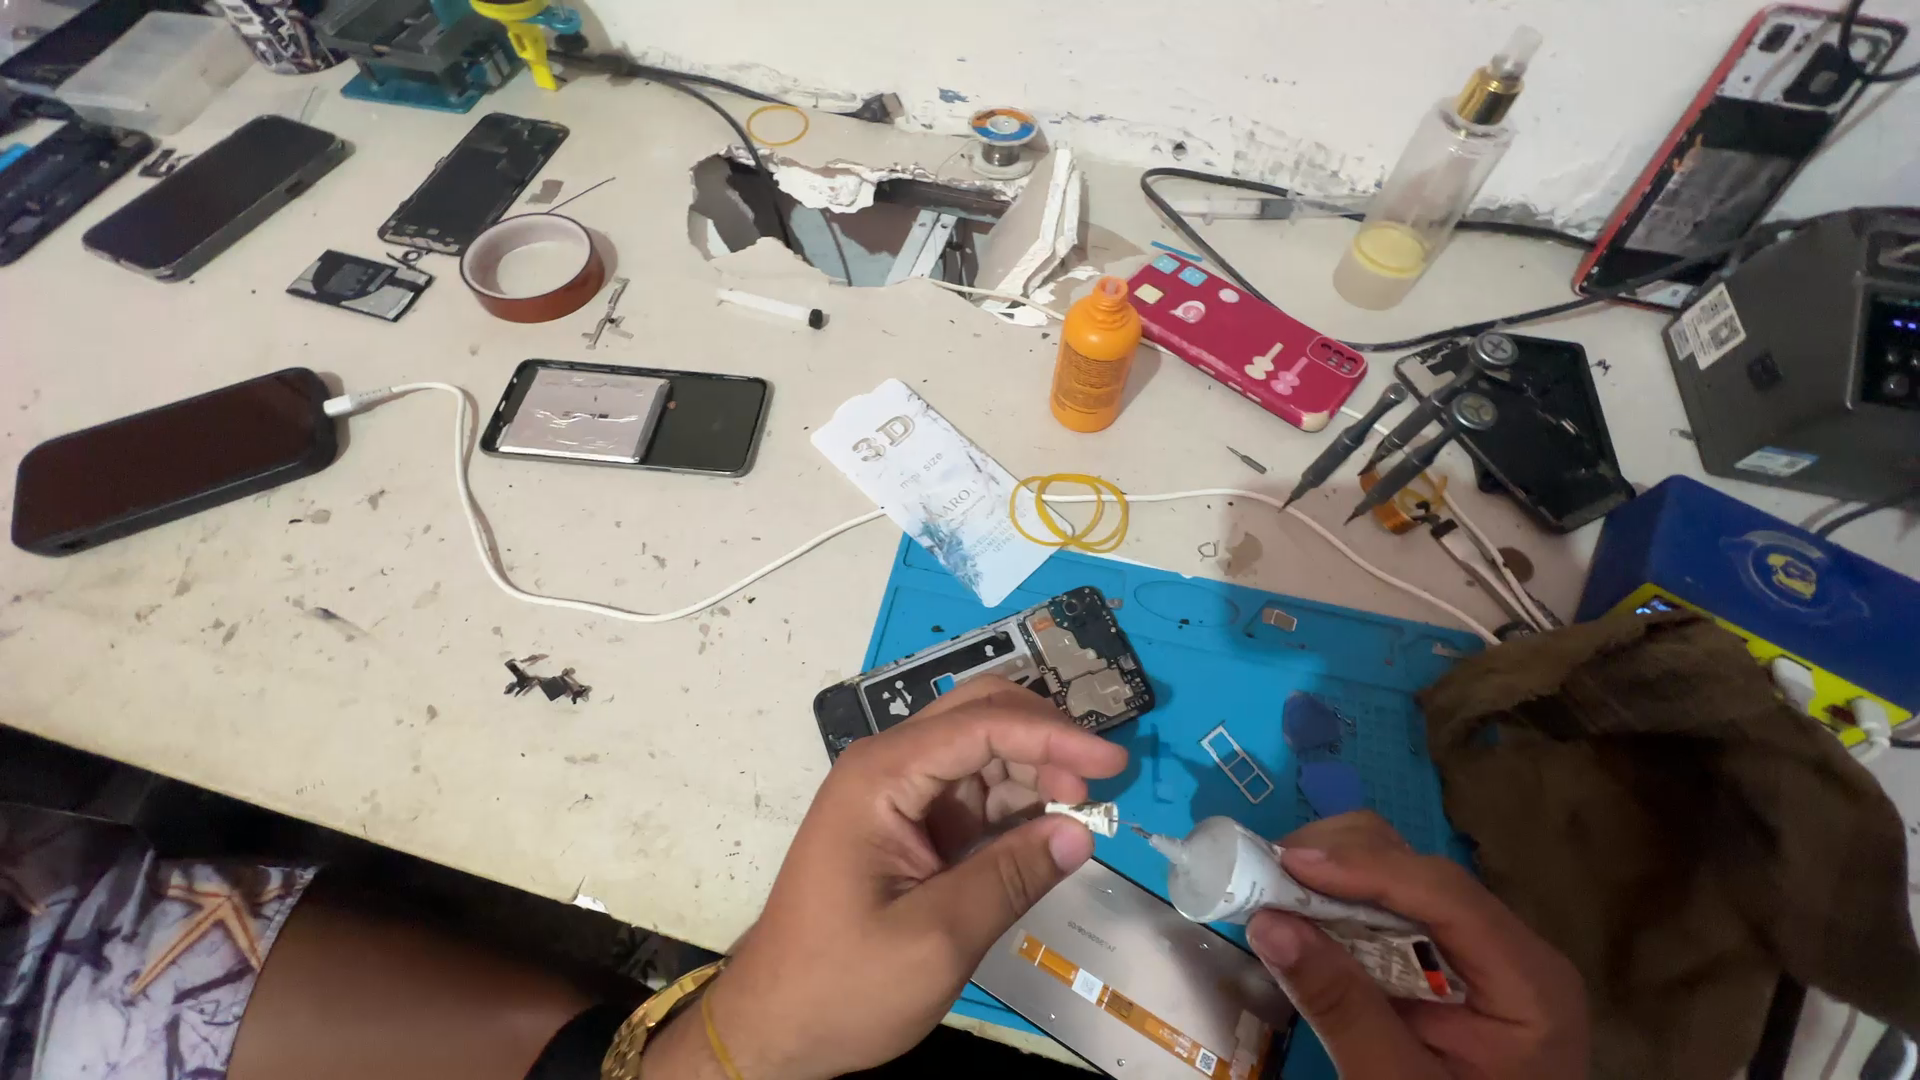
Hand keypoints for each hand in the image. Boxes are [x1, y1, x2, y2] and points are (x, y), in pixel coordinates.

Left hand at [643, 676, 1128, 1079]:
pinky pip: (972, 789)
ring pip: (980, 748)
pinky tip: (1046, 823)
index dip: (1052, 735)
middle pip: (978, 714)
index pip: (979, 725)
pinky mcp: (910, 820)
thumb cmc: (842, 985)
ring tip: (1080, 806)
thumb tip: (1080, 831)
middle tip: (1098, 781)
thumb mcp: (935, 940)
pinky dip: (1015, 798)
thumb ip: (1011, 878)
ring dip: (1033, 766)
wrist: (774, 1027)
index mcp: (882, 775)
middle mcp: (889, 765)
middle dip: (1043, 736)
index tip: (1113, 763)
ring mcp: (899, 791)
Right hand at [1246, 812, 1588, 1079]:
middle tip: (1266, 878)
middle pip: (1414, 864)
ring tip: (1273, 892)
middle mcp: (1503, 942)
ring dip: (1326, 869)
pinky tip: (1297, 908)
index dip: (1365, 867)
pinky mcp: (1432, 945)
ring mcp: (1467, 940)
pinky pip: (1377, 893)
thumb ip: (1343, 1010)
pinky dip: (1330, 890)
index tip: (1287, 863)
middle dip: (1335, 861)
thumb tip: (1267, 923)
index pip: (1445, 892)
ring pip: (1391, 863)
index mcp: (1526, 981)